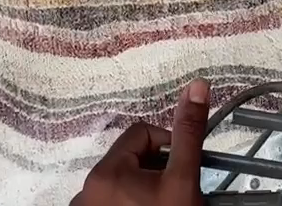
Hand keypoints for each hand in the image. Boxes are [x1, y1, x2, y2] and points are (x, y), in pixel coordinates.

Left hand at [71, 79, 210, 205]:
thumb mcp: (182, 179)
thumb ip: (188, 133)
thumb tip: (197, 87)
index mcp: (105, 173)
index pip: (142, 133)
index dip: (167, 145)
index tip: (179, 167)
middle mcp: (85, 190)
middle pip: (130, 158)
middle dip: (154, 169)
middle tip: (171, 191)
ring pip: (122, 182)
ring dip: (142, 189)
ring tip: (161, 205)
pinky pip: (110, 201)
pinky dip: (128, 204)